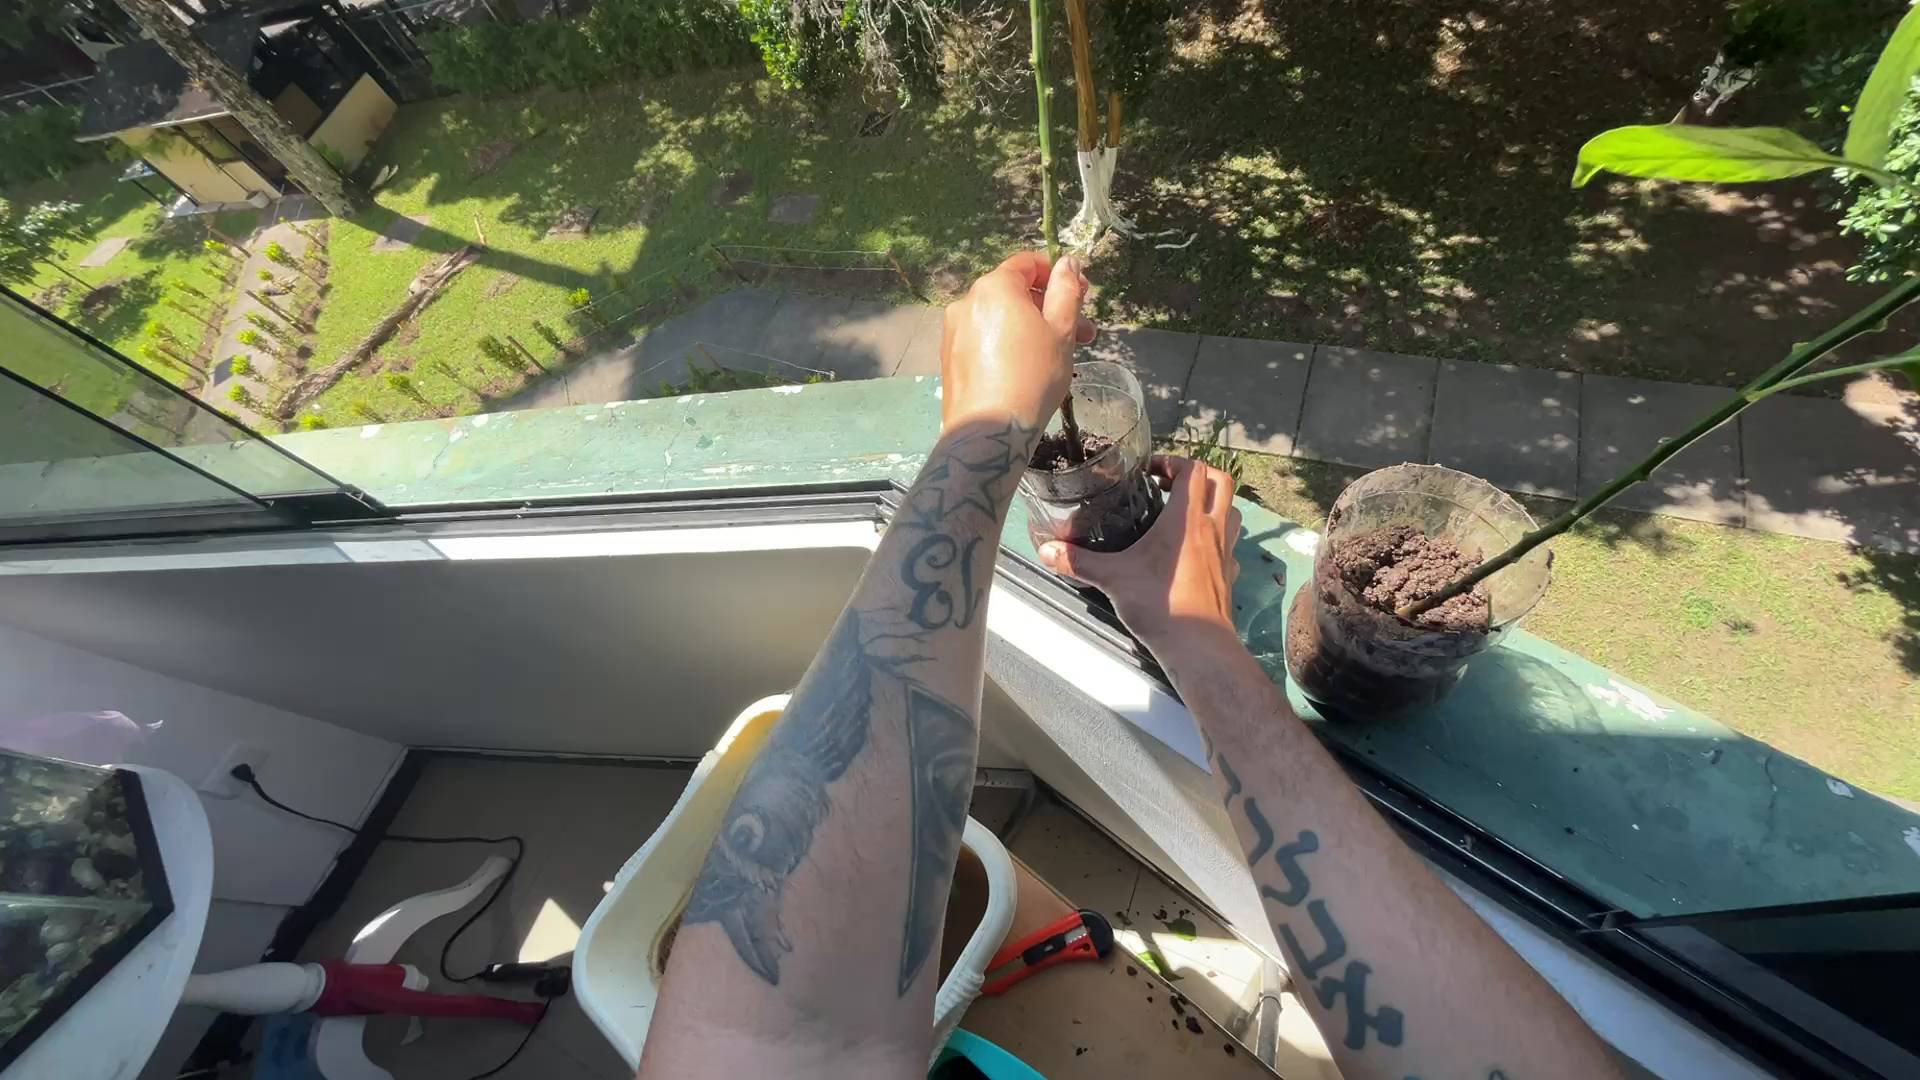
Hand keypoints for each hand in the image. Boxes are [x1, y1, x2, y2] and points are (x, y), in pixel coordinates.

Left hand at [940, 251, 1095, 430]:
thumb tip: (1067, 262)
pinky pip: (983, 341)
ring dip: (1030, 329)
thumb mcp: (1061, 332)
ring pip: (999, 320)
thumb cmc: (1033, 376)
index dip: (1057, 274)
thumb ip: (1066, 291)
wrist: (988, 431)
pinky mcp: (949, 359)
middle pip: (1013, 294)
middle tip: (1082, 335)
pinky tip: (1025, 370)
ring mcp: (953, 332)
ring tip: (1057, 357)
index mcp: (994, 287)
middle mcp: (966, 303)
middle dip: (1049, 309)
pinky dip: (1006, 345)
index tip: (1082, 294)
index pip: (1026, 264)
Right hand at [1038, 456, 1242, 645]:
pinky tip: (1195, 553)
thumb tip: (1046, 550)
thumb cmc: (1158, 603)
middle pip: (1221, 483)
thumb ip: (1079, 561)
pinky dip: (1216, 539)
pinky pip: (1229, 546)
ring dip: (1211, 504)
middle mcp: (1211, 529)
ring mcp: (1225, 552)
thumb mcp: (1112, 578)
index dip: (1173, 462)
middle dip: (1197, 476)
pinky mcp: (1229, 575)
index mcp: (1186, 519)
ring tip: (1183, 514)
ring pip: (1231, 512)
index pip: (1193, 470)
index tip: (1150, 471)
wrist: (1197, 645)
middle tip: (1168, 485)